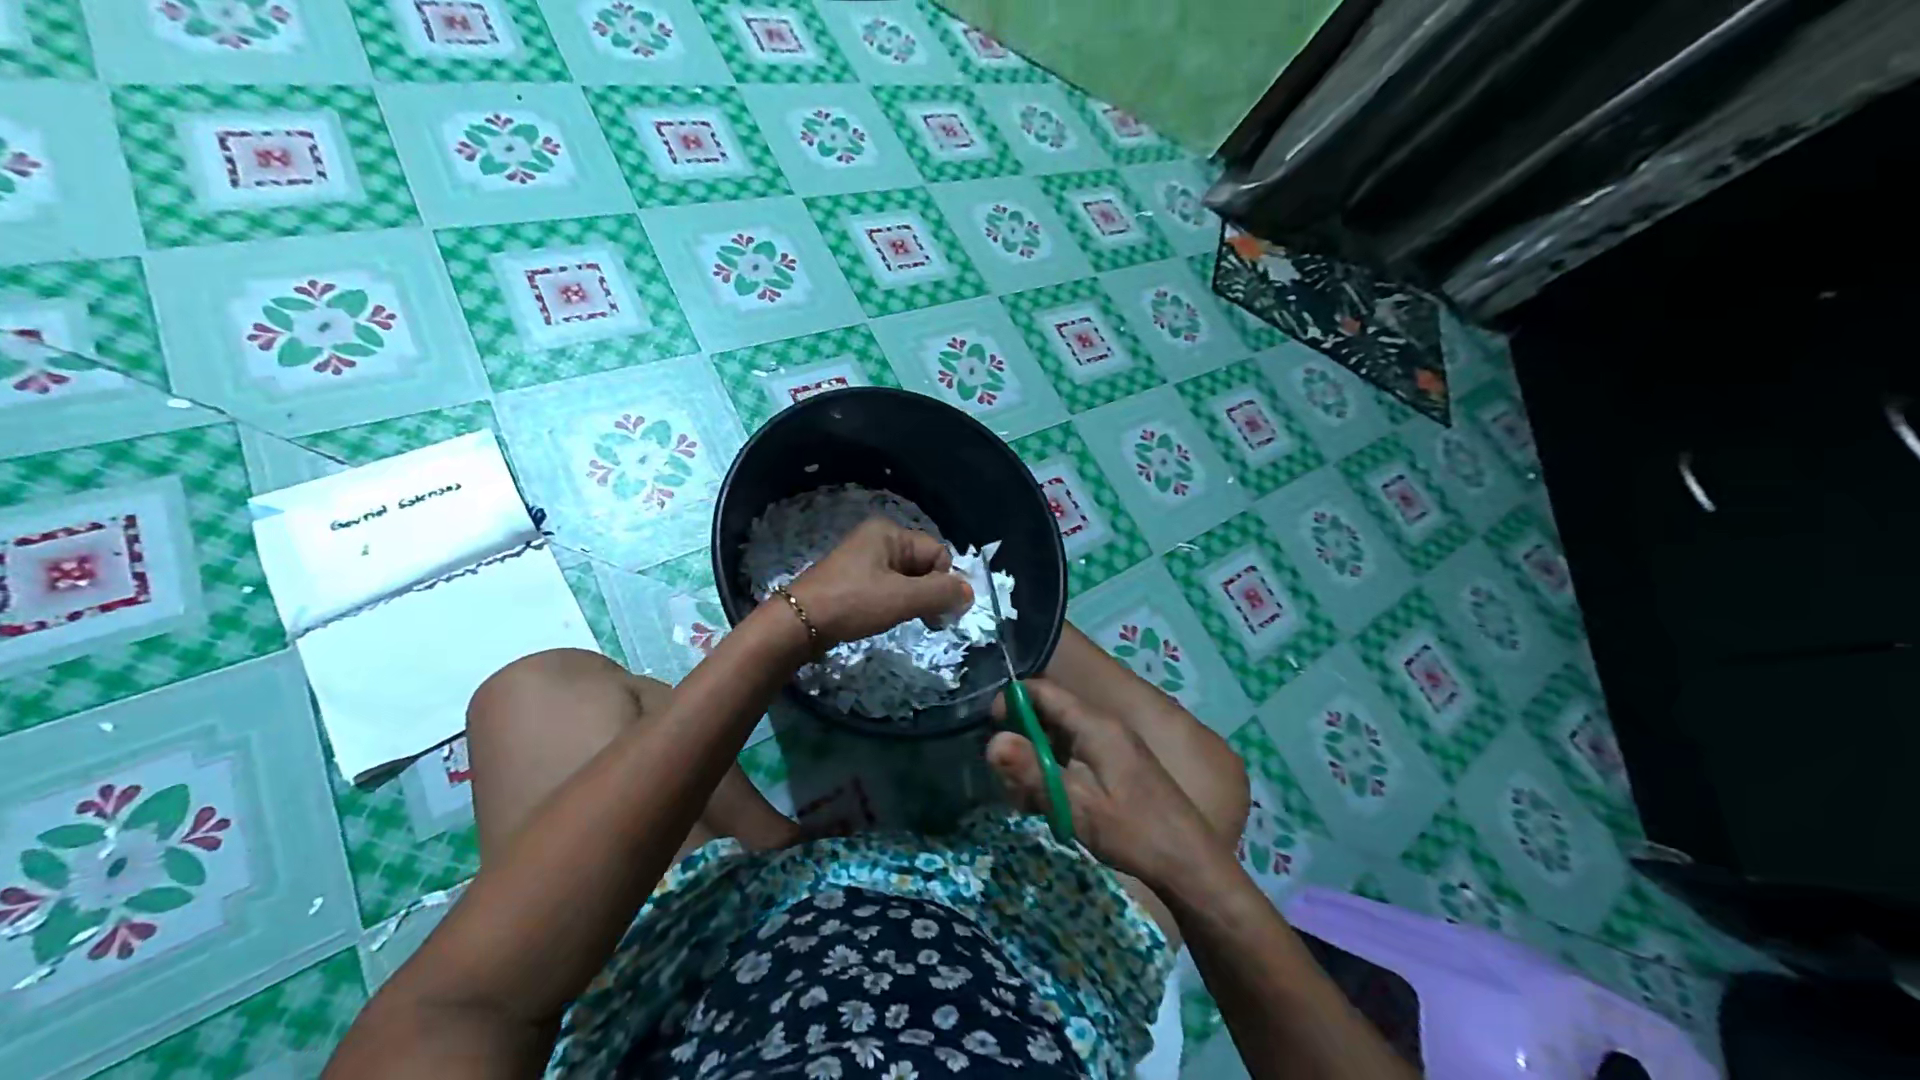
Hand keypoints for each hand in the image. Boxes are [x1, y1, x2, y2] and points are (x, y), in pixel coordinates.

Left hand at [787, 518, 973, 646]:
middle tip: (923, 619)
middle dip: (928, 592)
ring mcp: (864, 559)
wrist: (798, 624)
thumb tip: (970, 593)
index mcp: (889, 532)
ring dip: (912, 600)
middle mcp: (878, 539)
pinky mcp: (854, 580)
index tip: (936, 610)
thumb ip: (941, 593)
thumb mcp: (903, 598)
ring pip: (907, 579)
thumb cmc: (853, 603)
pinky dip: (894, 603)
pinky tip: (885, 618)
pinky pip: (889, 587)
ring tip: (902, 619)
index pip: (938, 553)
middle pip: (924, 565)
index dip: (942, 582)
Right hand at [987, 677, 1217, 887]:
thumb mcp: (1074, 804)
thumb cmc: (1132, 830)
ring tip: (1023, 798)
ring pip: (1060, 738)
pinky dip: (1055, 771)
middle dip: (1021, 738)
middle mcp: (1104, 726)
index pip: (1044, 691)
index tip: (989, 727)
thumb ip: (1032, 771)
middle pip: (1050, 714)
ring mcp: (1113, 745)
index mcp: (1095, 725)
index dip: (1013, 700)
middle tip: (1004, 775)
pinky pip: (1076, 755)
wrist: (1188, 862)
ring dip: (1036, 760)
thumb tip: (991, 742)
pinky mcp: (1118, 765)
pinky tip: (1049, 804)